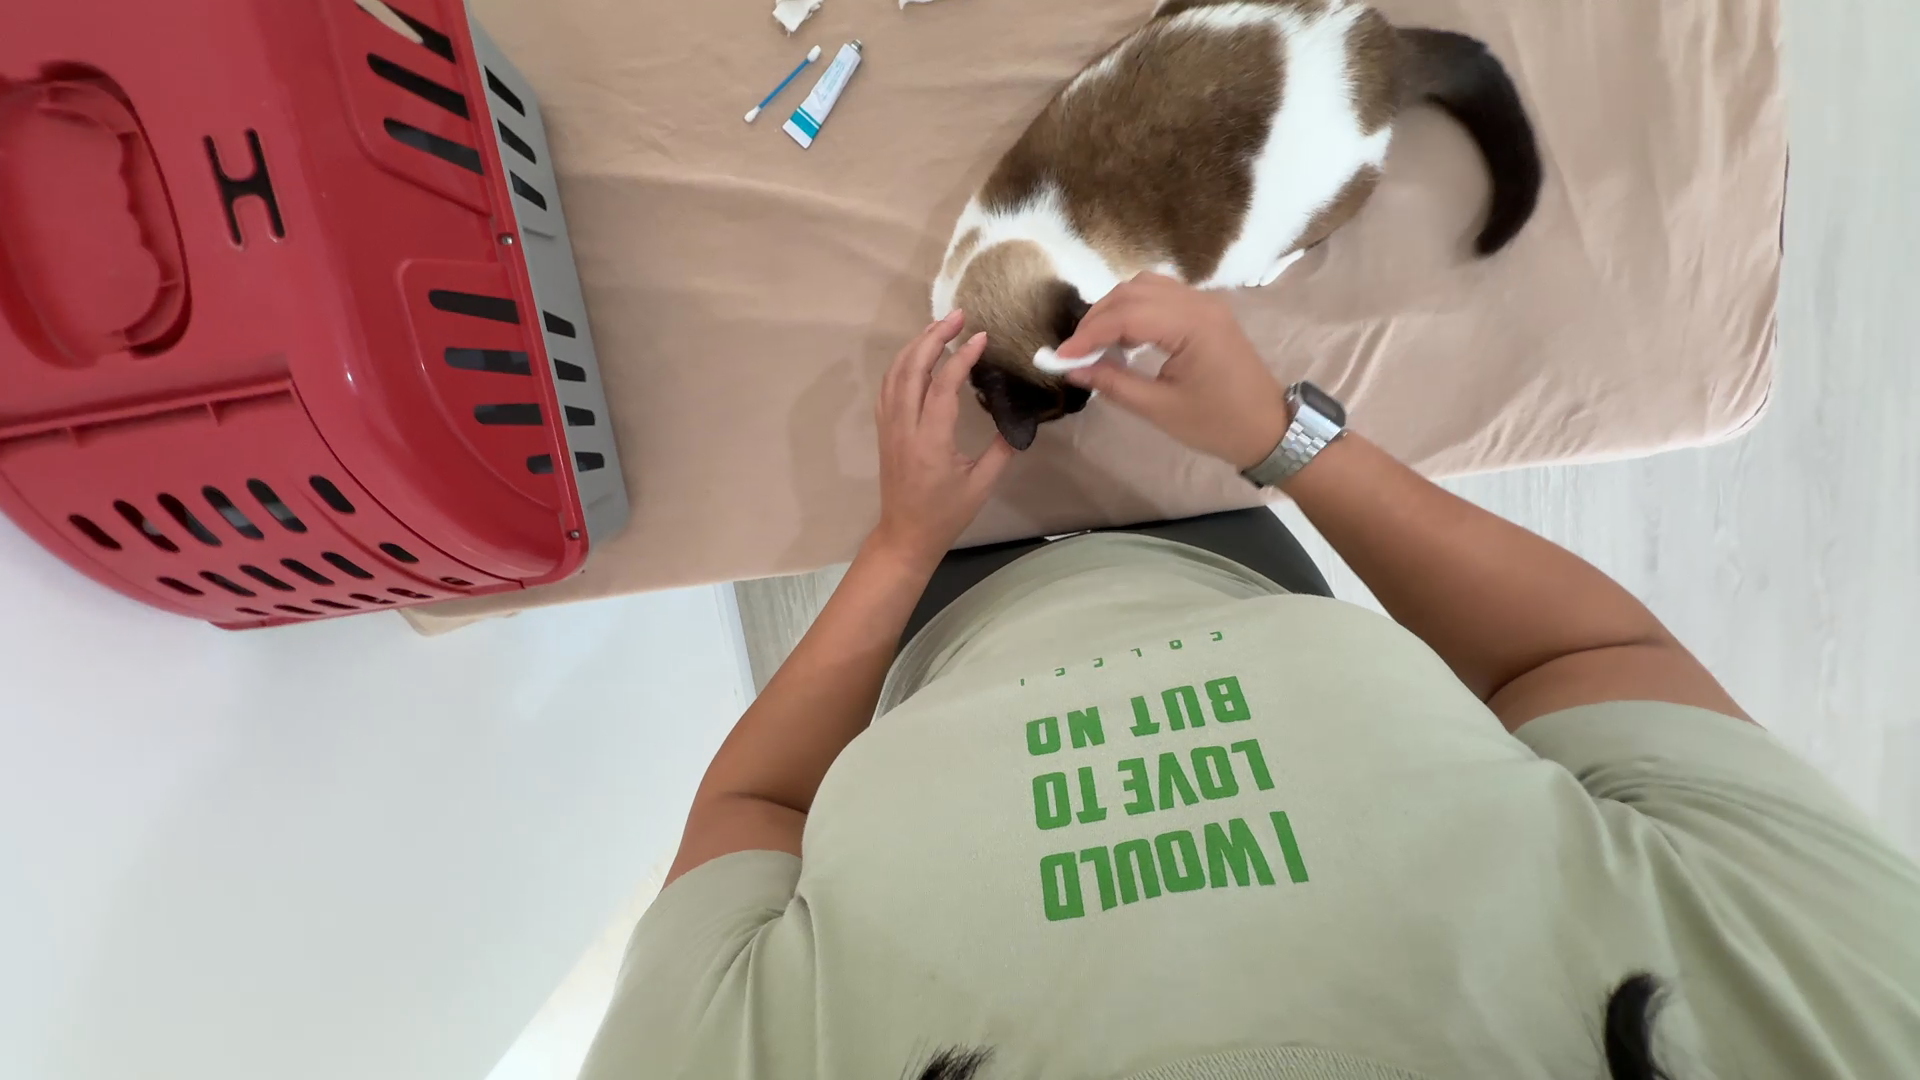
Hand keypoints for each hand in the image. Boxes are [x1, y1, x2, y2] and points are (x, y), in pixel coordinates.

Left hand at [869, 311, 1016, 565]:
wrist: (906, 534)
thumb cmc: (945, 514)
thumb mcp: (982, 485)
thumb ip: (1002, 450)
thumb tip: (1020, 420)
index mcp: (931, 442)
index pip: (942, 386)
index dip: (961, 358)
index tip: (981, 337)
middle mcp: (905, 428)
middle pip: (912, 369)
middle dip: (933, 337)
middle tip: (958, 316)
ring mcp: (890, 427)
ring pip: (895, 374)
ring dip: (915, 345)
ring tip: (940, 328)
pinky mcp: (885, 430)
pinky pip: (888, 388)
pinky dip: (902, 364)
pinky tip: (918, 355)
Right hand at [1055, 273, 1291, 468]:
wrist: (1268, 428)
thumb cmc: (1217, 424)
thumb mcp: (1160, 409)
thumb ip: (1115, 384)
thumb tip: (1074, 370)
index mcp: (1193, 325)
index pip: (1127, 315)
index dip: (1089, 335)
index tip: (1060, 357)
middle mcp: (1199, 303)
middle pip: (1133, 291)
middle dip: (1097, 319)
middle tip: (1073, 353)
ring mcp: (1204, 303)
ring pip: (1145, 287)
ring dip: (1114, 310)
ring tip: (1094, 345)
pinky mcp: (1204, 312)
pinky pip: (1160, 296)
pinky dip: (1133, 310)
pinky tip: (1121, 338)